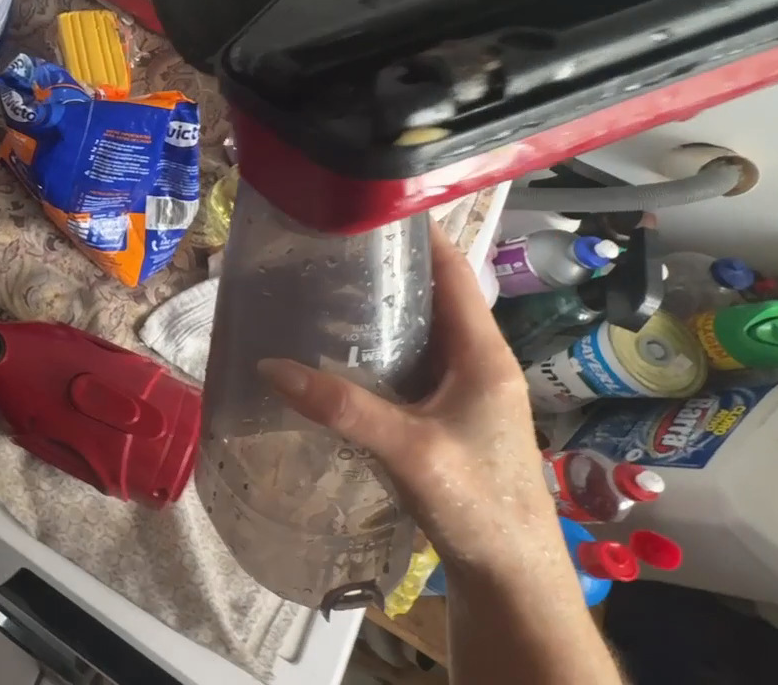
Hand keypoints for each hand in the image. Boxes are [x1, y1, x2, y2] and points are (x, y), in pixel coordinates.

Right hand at [256, 228, 567, 576]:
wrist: (510, 576)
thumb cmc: (478, 505)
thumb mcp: (408, 451)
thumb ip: (342, 406)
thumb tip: (268, 364)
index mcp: (482, 355)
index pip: (453, 273)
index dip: (418, 234)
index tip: (367, 202)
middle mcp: (475, 361)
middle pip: (431, 293)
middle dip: (384, 263)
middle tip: (323, 241)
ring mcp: (460, 388)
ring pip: (416, 326)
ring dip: (376, 303)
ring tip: (318, 282)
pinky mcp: (442, 412)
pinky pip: (405, 358)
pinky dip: (371, 341)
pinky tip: (332, 346)